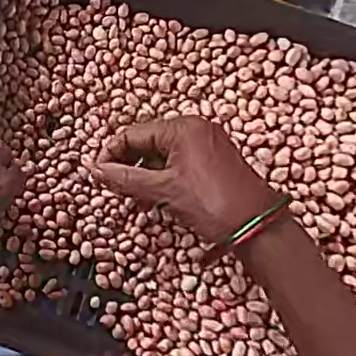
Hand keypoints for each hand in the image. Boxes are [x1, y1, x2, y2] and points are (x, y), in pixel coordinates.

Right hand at [90, 117, 278, 243]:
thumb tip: (96, 170)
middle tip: (112, 188)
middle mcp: (195, 129)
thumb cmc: (214, 204)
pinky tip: (152, 198)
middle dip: (126, 166)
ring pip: (159, 155)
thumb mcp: (162, 190)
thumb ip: (124, 178)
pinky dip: (160, 178)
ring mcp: (205, 144)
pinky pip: (176, 163)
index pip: (131, 135)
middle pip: (145, 143)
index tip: (97, 175)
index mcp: (182, 128)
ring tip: (132, 197)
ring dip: (142, 175)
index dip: (109, 155)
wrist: (258, 227)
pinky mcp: (212, 161)